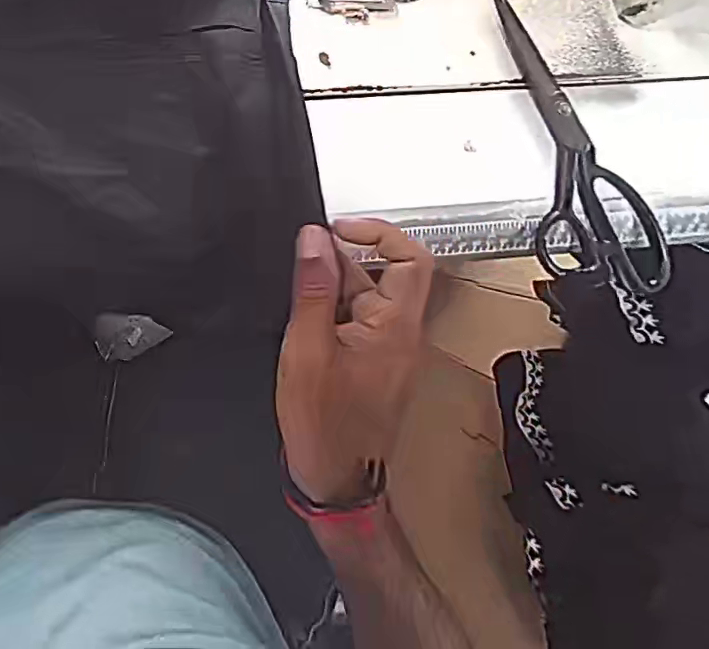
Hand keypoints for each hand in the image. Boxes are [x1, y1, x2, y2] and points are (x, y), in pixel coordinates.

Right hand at [276, 219, 432, 504]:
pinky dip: (329, 311)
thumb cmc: (326, 425)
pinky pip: (355, 318)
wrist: (334, 480)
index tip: (338, 228)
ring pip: (362, 295)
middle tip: (302, 271)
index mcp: (394, 327)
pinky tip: (304, 328)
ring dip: (329, 290)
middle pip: (379, 273)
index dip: (376, 232)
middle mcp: (398, 334)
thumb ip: (313, 288)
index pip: (409, 258)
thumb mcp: (308, 346)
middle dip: (337, 264)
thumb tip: (314, 240)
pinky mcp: (372, 360)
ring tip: (298, 312)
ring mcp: (386, 348)